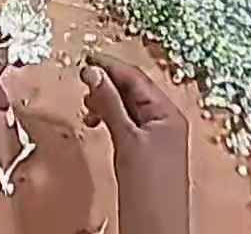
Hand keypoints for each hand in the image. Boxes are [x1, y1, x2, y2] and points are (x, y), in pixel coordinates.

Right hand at [80, 54, 189, 233]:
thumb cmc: (148, 191)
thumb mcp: (127, 141)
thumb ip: (109, 103)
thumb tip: (92, 71)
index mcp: (167, 112)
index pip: (136, 77)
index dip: (110, 66)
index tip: (87, 58)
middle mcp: (164, 120)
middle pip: (133, 90)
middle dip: (108, 83)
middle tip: (83, 80)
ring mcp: (157, 137)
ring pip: (129, 107)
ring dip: (107, 101)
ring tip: (88, 105)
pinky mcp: (146, 154)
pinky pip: (127, 124)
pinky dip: (111, 119)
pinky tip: (97, 122)